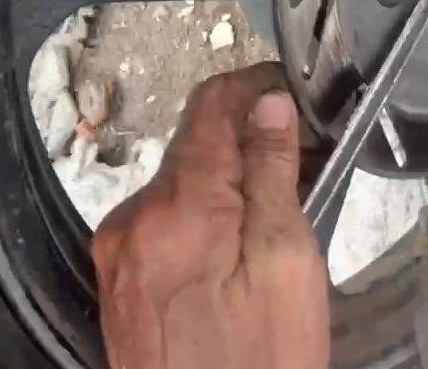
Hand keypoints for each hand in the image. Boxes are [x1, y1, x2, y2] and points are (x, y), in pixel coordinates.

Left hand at [93, 63, 328, 368]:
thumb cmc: (262, 356)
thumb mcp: (285, 260)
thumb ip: (273, 171)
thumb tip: (270, 102)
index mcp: (178, 208)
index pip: (212, 104)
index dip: (258, 86)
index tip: (296, 96)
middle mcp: (134, 219)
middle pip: (198, 140)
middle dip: (253, 135)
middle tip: (308, 156)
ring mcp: (119, 252)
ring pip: (185, 175)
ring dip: (234, 172)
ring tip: (284, 199)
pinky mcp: (120, 278)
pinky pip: (168, 214)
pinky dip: (209, 206)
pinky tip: (245, 234)